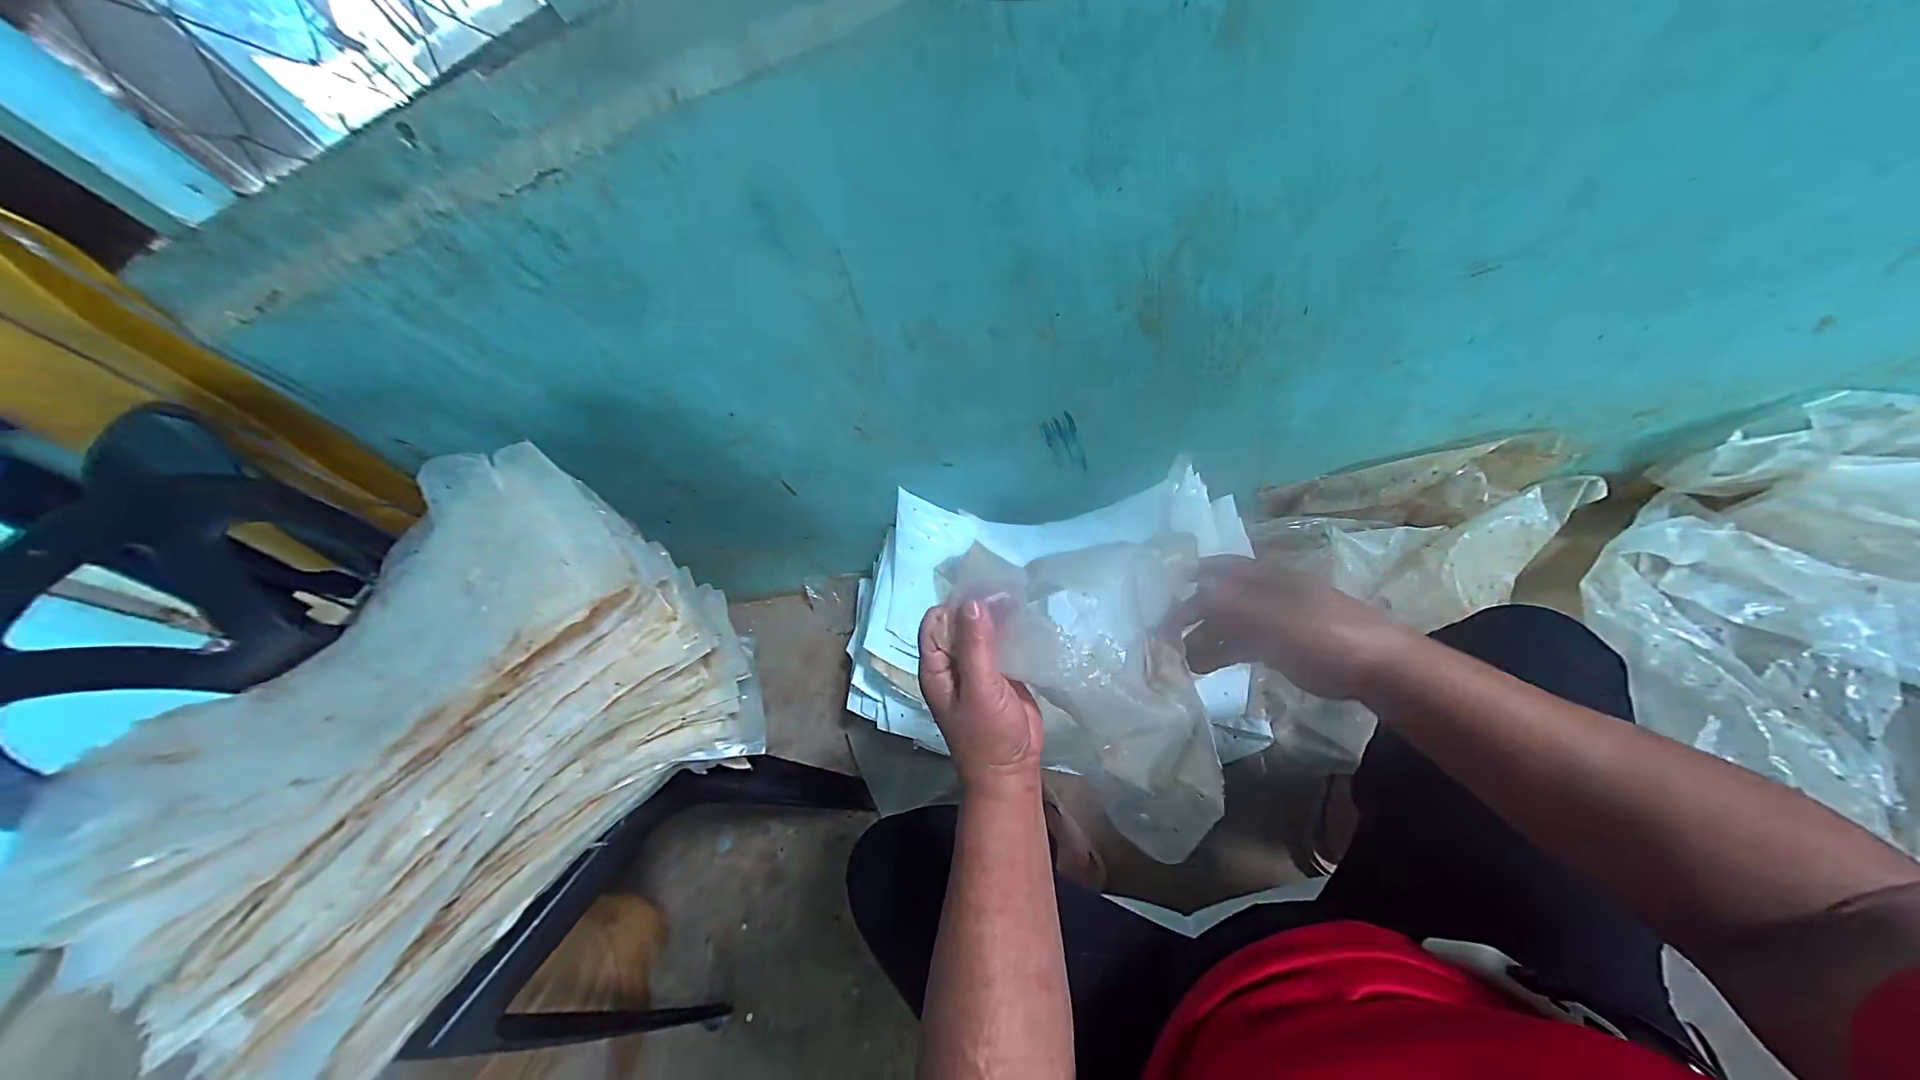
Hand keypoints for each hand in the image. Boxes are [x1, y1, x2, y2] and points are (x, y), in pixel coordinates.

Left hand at [919, 599, 1044, 790]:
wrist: (1012, 771)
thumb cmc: (988, 736)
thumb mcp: (980, 689)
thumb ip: (976, 647)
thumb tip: (973, 603)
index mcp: (937, 668)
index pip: (936, 623)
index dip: (955, 605)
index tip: (981, 589)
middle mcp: (953, 664)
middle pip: (960, 623)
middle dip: (978, 605)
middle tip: (1005, 586)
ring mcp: (978, 669)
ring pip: (982, 631)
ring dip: (996, 615)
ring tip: (1017, 593)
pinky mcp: (1001, 674)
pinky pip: (1001, 644)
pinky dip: (1011, 631)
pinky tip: (1026, 616)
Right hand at [1169, 555, 1415, 700]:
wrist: (1377, 667)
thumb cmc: (1325, 634)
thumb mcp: (1274, 616)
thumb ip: (1232, 604)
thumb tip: (1196, 591)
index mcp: (1268, 579)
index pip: (1225, 568)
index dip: (1196, 573)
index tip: (1169, 585)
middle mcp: (1267, 596)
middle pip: (1221, 600)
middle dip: (1193, 614)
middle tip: (1164, 634)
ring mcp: (1274, 623)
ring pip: (1229, 626)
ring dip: (1203, 639)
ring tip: (1180, 659)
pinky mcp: (1280, 649)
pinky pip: (1241, 646)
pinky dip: (1220, 653)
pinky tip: (1203, 666)